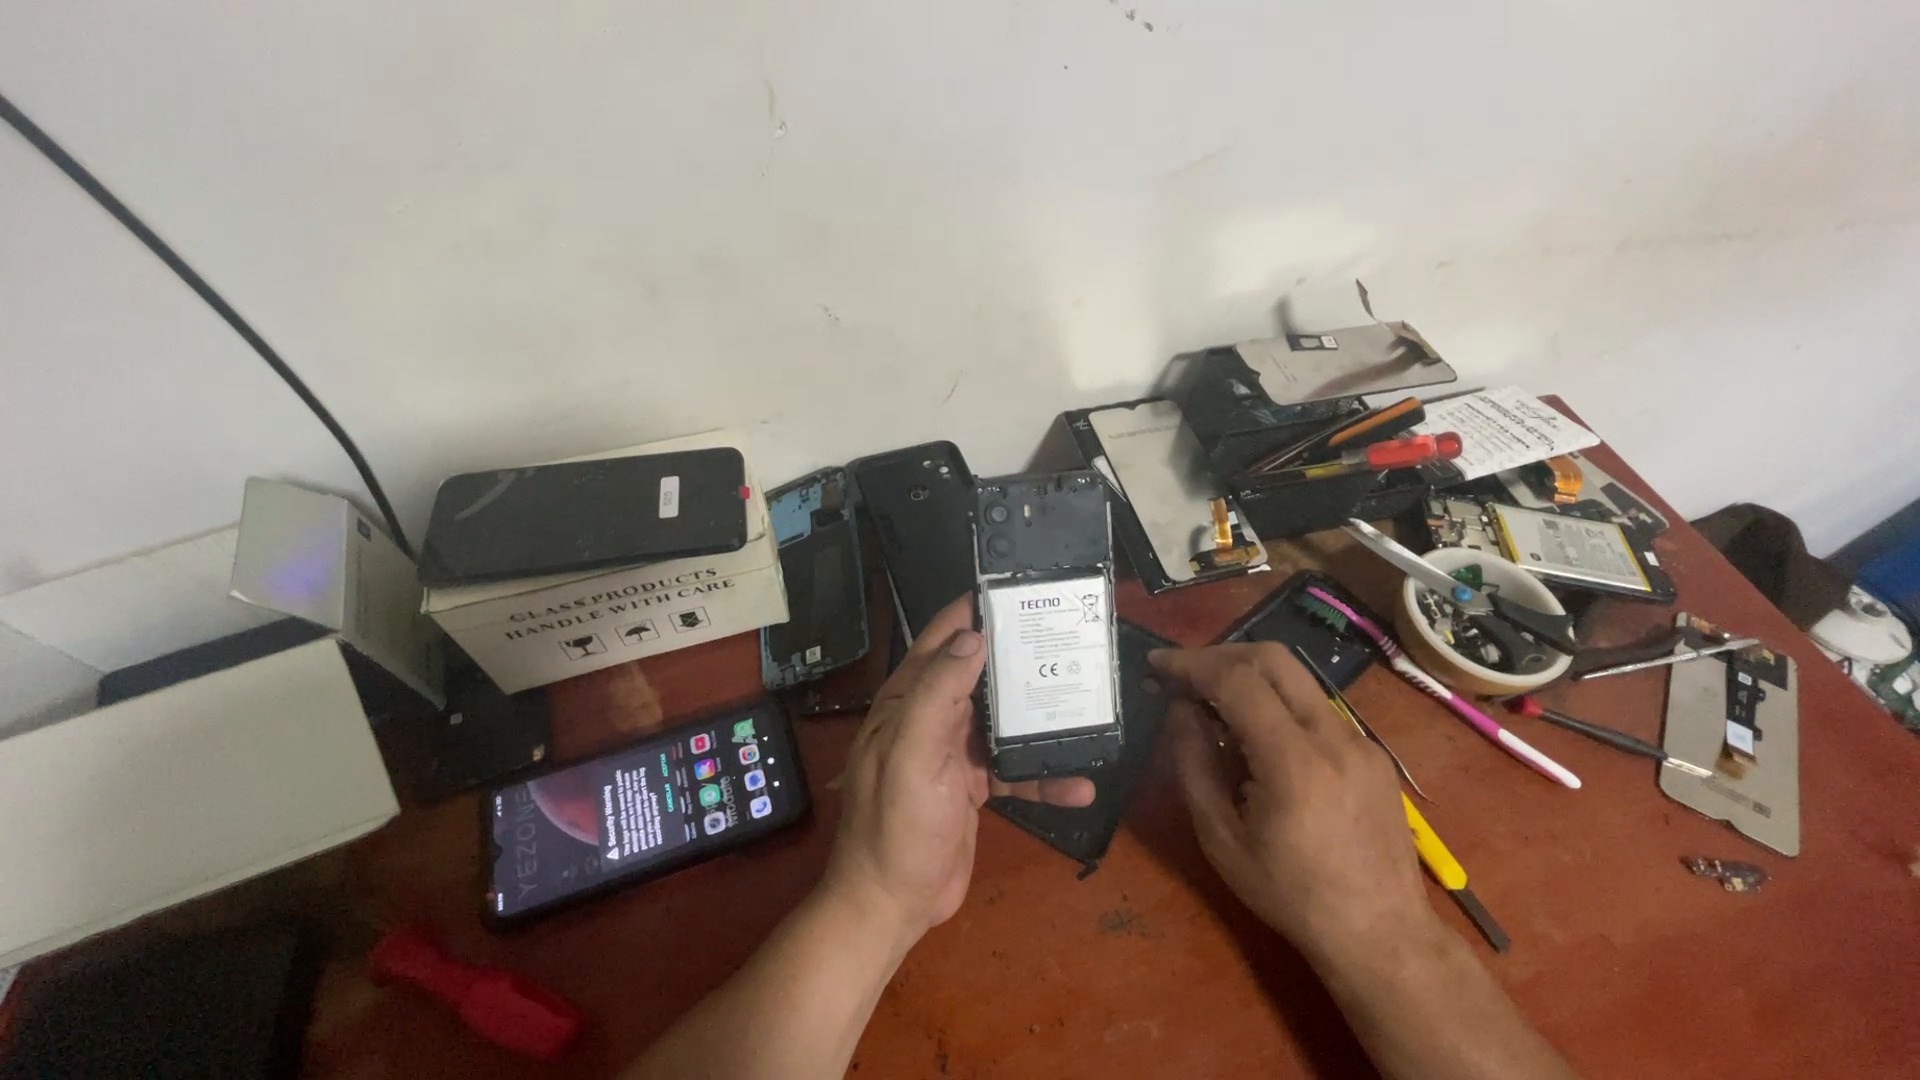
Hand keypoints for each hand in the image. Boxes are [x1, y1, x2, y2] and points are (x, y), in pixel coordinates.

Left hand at [821, 595, 1095, 946]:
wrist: (893, 904)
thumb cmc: (896, 825)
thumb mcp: (912, 753)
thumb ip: (938, 693)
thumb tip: (973, 637)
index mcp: (908, 700)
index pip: (942, 639)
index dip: (974, 611)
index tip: (1018, 591)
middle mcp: (932, 716)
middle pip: (980, 672)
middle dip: (1019, 656)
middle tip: (1068, 639)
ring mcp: (954, 751)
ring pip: (1003, 718)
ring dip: (1038, 714)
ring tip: (1084, 700)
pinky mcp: (973, 784)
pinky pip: (1014, 767)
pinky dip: (1044, 773)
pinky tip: (1079, 783)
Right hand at [1150, 644, 1433, 960]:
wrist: (1381, 934)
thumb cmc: (1289, 893)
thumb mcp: (1221, 838)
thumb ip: (1193, 765)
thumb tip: (1179, 710)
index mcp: (1295, 762)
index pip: (1238, 680)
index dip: (1191, 664)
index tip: (1156, 663)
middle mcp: (1334, 737)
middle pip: (1273, 658)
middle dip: (1219, 655)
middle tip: (1182, 674)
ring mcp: (1361, 741)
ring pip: (1297, 678)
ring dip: (1248, 675)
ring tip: (1212, 704)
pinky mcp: (1373, 752)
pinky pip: (1315, 707)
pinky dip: (1276, 702)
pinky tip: (1256, 738)